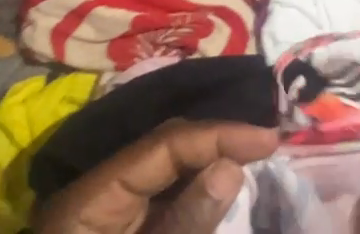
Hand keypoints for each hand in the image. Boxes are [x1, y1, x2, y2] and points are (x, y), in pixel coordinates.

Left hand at [35, 120, 278, 233]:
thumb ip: (183, 225)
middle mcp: (98, 197)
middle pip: (165, 151)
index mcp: (91, 200)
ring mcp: (106, 219)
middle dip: (216, 143)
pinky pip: (162, 203)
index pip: (165, 145)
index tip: (269, 142)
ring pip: (166, 174)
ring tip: (253, 162)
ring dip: (210, 165)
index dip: (219, 135)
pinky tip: (222, 196)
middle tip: (266, 148)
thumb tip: (230, 168)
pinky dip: (195, 197)